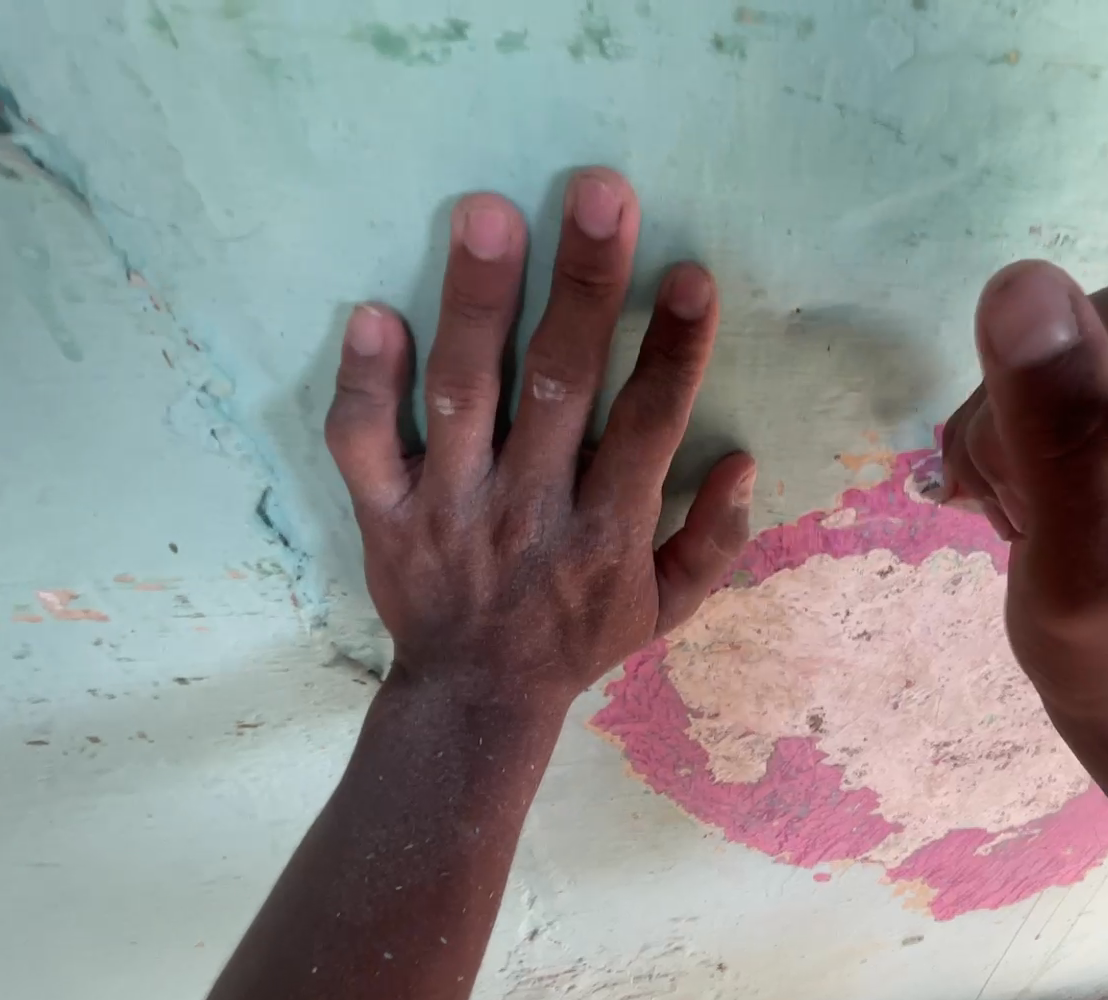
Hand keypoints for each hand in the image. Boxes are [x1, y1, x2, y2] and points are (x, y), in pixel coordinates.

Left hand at [324, 170, 755, 706]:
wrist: (477, 696)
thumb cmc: (582, 638)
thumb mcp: (669, 609)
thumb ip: (713, 539)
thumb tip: (742, 461)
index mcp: (608, 534)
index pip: (649, 427)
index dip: (676, 352)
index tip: (692, 277)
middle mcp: (531, 510)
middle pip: (561, 387)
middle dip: (587, 289)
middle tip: (600, 195)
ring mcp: (449, 510)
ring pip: (464, 396)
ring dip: (476, 304)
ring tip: (490, 214)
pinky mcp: (385, 516)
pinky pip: (365, 446)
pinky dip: (364, 384)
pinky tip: (372, 314)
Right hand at [938, 252, 1107, 738]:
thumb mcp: (1087, 556)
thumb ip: (1060, 430)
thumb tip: (1017, 286)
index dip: (1099, 346)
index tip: (1033, 448)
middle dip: (1035, 402)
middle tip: (1013, 497)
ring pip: (1065, 339)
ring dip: (1004, 421)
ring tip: (1012, 511)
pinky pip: (1043, 368)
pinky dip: (998, 426)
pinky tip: (1008, 491)